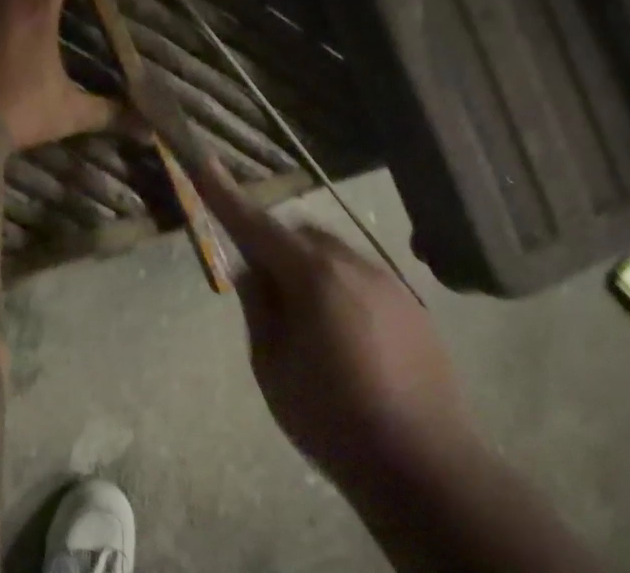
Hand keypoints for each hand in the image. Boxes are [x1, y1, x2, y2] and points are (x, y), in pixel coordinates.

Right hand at [193, 161, 474, 479]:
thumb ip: (258, 307)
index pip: (257, 225)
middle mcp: (355, 266)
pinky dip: (338, 288)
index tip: (205, 163)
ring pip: (335, 255)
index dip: (226, 195)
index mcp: (313, 276)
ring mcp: (391, 285)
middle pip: (301, 234)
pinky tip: (342, 336)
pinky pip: (362, 278)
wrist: (424, 465)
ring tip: (303, 319)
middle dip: (273, 244)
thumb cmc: (330, 416)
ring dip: (308, 267)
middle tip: (260, 286)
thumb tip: (251, 271)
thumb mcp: (271, 365)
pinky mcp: (414, 309)